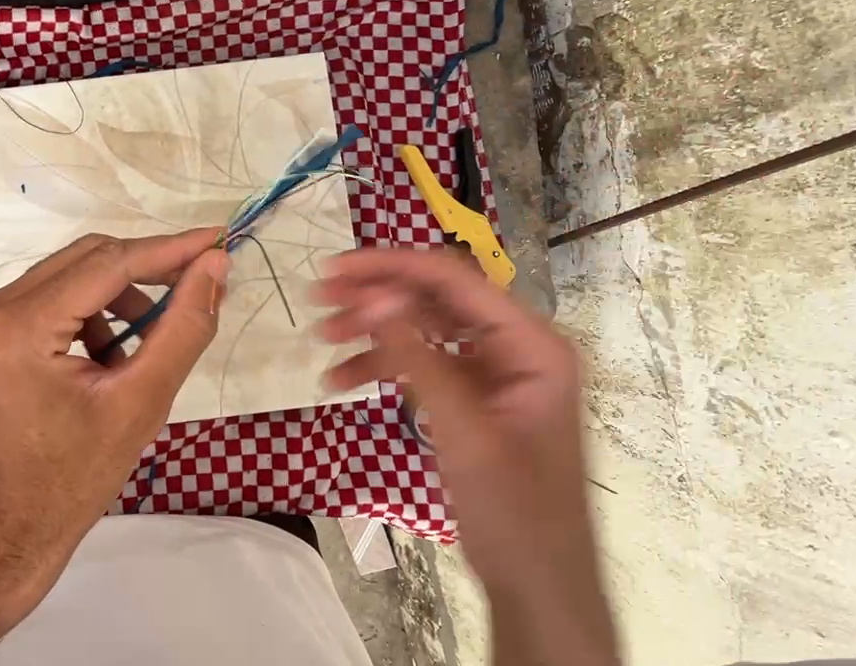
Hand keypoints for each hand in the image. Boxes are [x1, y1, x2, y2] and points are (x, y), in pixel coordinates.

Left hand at [0, 229, 226, 665]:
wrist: (15, 523)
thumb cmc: (77, 476)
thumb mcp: (141, 403)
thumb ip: (182, 328)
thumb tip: (214, 265)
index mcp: (19, 326)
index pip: (106, 264)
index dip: (167, 249)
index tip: (216, 237)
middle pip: (87, 259)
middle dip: (147, 268)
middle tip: (200, 280)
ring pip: (72, 272)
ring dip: (120, 294)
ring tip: (148, 343)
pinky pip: (54, 294)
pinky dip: (92, 311)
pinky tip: (110, 356)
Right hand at [316, 248, 617, 665]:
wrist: (538, 589)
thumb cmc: (514, 513)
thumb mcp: (462, 430)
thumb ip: (417, 356)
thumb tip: (373, 294)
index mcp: (531, 344)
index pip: (453, 280)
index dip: (391, 266)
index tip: (334, 268)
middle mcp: (513, 346)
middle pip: (432, 299)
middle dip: (373, 298)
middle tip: (318, 297)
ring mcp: (492, 371)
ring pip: (420, 328)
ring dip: (369, 331)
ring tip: (321, 338)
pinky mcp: (472, 396)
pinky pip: (421, 362)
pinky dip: (381, 365)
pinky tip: (340, 378)